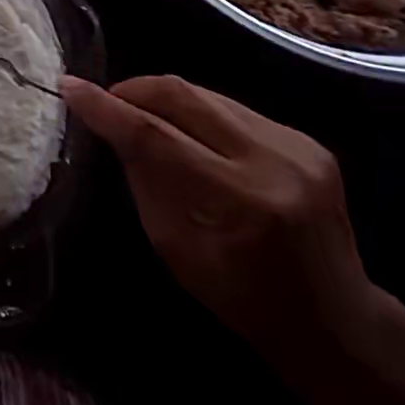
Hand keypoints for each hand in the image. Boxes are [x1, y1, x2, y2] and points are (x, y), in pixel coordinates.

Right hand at [63, 76, 404, 404]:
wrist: (334, 318)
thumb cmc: (241, 298)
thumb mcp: (175, 249)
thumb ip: (146, 181)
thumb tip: (115, 129)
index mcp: (237, 202)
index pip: (155, 137)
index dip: (107, 108)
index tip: (71, 86)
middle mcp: (271, 162)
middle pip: (183, 96)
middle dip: (134, 89)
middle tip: (105, 100)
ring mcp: (296, 146)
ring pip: (207, 94)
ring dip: (165, 99)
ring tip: (143, 116)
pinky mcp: (307, 140)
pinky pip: (234, 108)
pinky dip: (200, 114)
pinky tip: (191, 134)